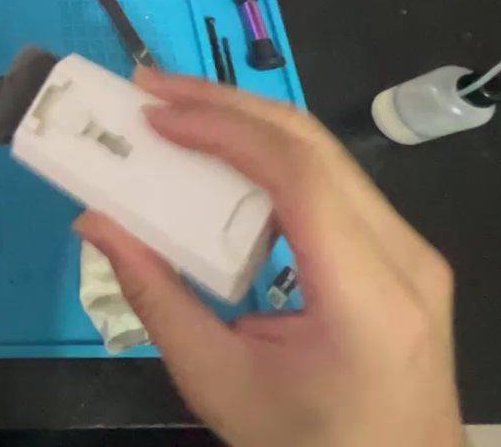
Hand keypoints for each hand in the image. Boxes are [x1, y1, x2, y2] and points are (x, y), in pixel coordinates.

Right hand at [76, 69, 463, 446]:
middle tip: (151, 88)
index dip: (223, 129)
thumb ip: (153, 296)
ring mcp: (407, 248)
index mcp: (367, 295)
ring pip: (320, 148)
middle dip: (223, 101)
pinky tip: (219, 147)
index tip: (155, 117)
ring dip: (242, 116)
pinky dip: (264, 147)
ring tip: (176, 106)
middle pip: (311, 143)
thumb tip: (94, 221)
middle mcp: (402, 256)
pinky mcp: (395, 250)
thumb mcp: (217, 382)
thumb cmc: (308, 444)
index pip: (299, 175)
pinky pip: (325, 174)